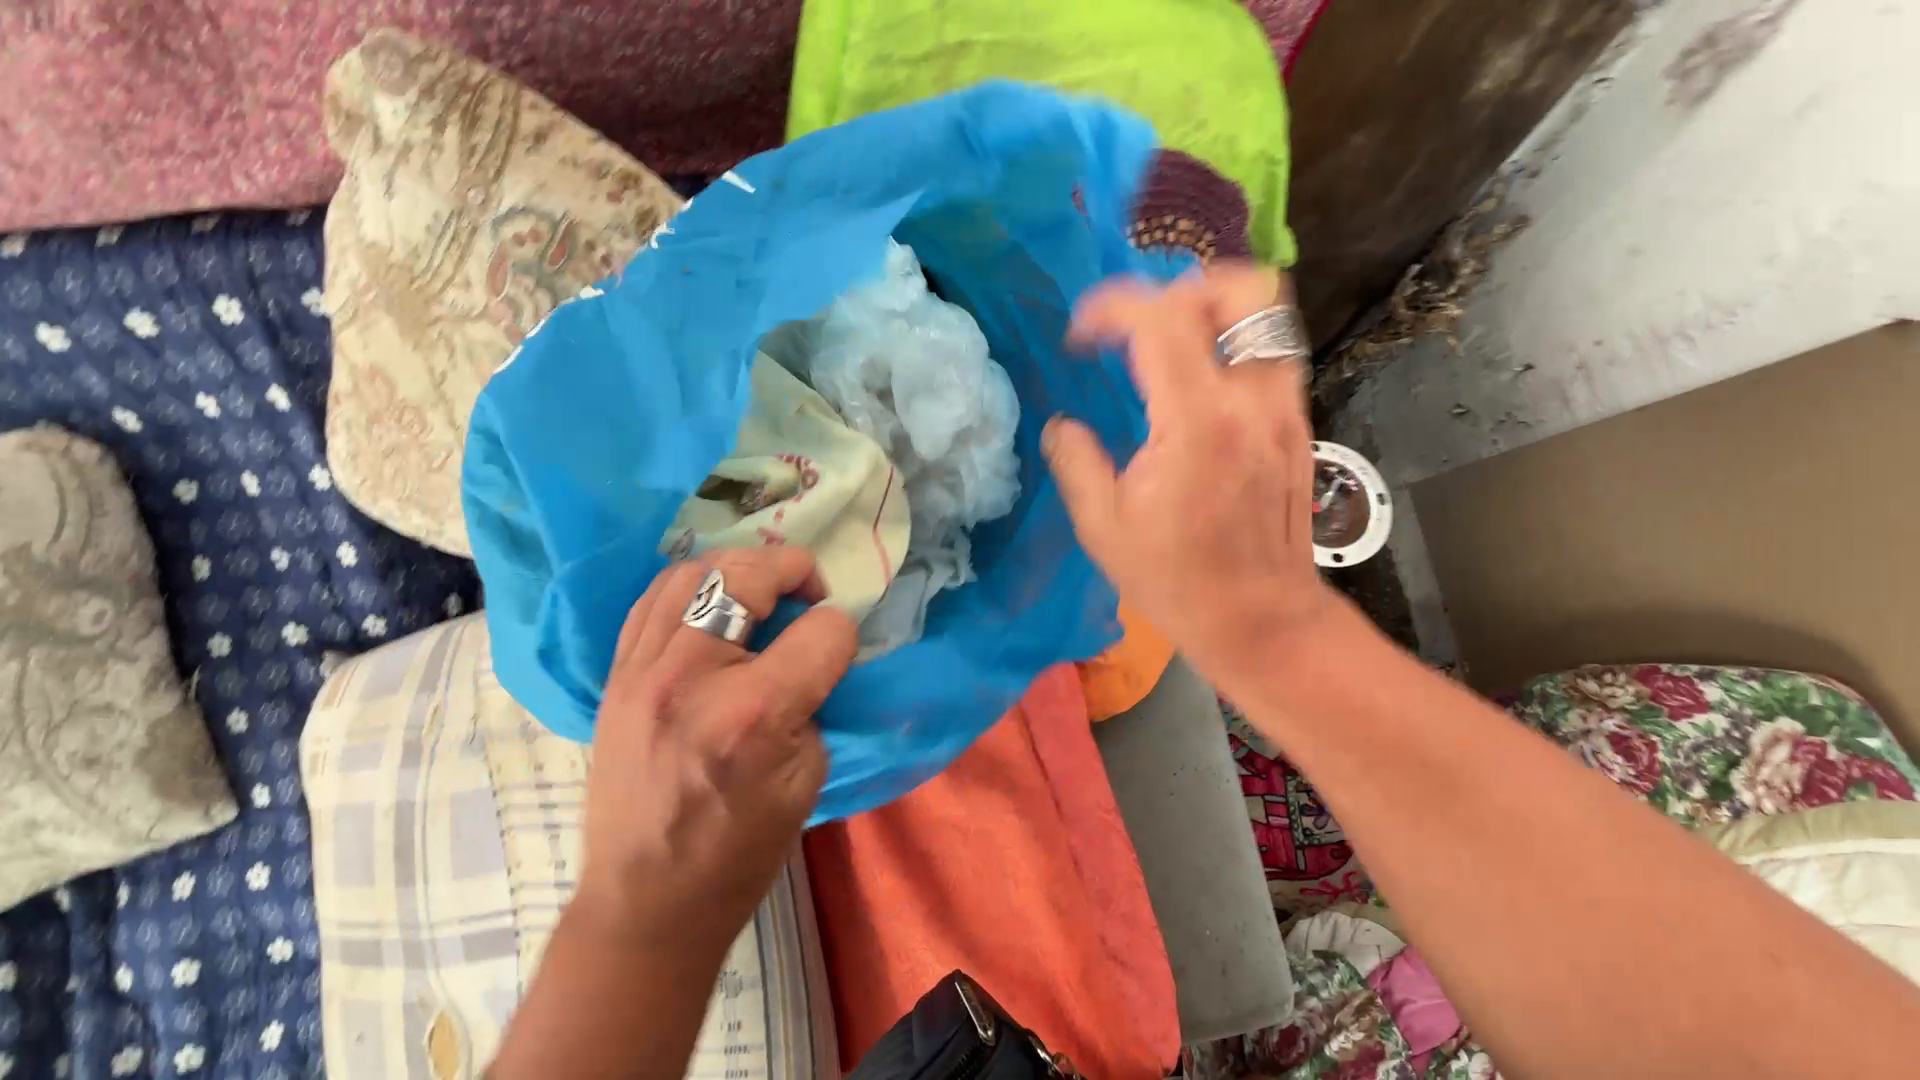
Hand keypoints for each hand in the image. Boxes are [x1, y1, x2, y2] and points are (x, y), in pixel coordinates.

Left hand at [574, 547, 856, 953]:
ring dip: (739, 569)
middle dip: (793, 570)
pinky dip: (690, 588)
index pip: (820, 632)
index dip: (843, 635)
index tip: (840, 651)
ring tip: (760, 590)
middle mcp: (690, 677)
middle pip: (746, 575)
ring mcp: (641, 673)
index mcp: (752, 713)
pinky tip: (711, 604)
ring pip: (691, 572)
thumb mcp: (808, 779)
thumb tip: (812, 654)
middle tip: (809, 592)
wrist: (647, 900)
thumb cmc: (739, 852)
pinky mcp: (614, 679)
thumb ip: (814, 702)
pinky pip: (650, 602)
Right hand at [1043, 264, 1335, 686]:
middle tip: (1140, 325)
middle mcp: (1252, 400)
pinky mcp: (1298, 424)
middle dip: (1180, 287)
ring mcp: (1285, 409)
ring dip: (1215, 309)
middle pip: (1239, 289)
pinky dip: (1234, 345)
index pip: (1162, 319)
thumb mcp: (1103, 527)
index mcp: (1197, 422)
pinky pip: (1272, 352)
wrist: (1261, 618)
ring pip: (1268, 313)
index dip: (1112, 307)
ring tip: (1172, 343)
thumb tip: (1063, 425)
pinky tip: (1200, 384)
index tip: (1081, 336)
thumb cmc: (1176, 580)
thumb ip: (1076, 461)